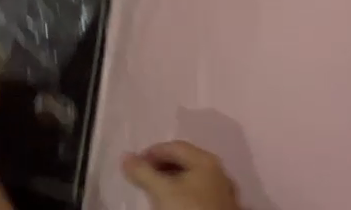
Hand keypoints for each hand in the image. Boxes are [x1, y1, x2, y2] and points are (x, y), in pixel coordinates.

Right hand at [122, 141, 238, 209]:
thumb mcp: (161, 191)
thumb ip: (142, 171)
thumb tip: (125, 157)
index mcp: (206, 159)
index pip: (173, 146)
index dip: (151, 153)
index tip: (135, 165)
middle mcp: (219, 171)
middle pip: (184, 161)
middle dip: (161, 167)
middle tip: (143, 177)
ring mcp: (225, 192)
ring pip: (192, 180)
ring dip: (172, 182)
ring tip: (156, 193)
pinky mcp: (225, 209)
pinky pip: (200, 194)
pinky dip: (184, 195)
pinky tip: (175, 205)